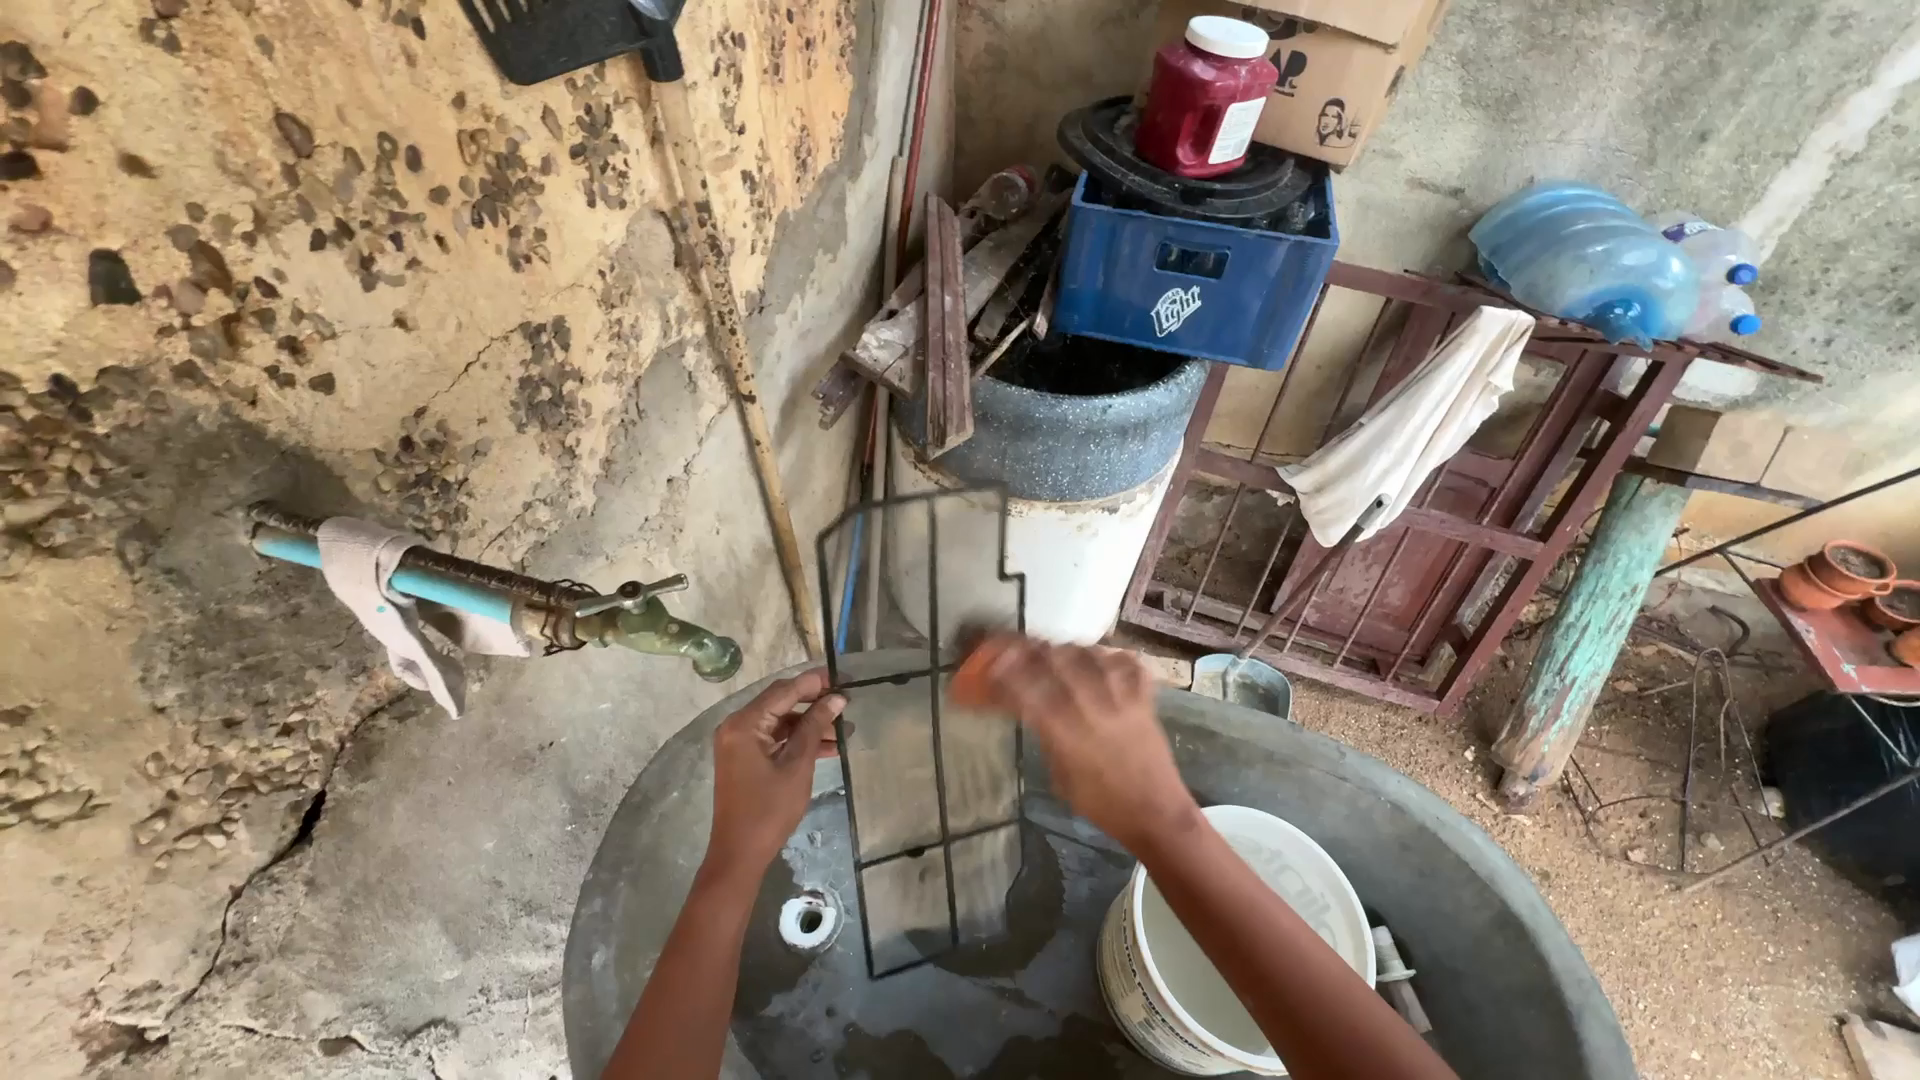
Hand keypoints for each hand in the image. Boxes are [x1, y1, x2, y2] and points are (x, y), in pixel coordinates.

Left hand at [705, 668, 844, 877]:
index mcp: (744, 724)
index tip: (842, 678)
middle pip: (780, 702)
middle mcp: (737, 726)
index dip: (814, 683)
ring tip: (845, 729)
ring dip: (810, 724)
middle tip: (846, 701)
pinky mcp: (744, 757)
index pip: (783, 691)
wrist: (740, 853)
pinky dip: (798, 740)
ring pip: (780, 721)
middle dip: (814, 702)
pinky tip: (829, 747)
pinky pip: (774, 738)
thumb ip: (815, 727)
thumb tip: (837, 699)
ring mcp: (739, 742)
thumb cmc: (769, 809)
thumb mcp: (797, 765)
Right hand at [955, 635, 1198, 853]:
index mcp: (1065, 732)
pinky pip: (1128, 663)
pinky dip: (1112, 656)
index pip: (1026, 690)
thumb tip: (1031, 709)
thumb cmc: (1100, 803)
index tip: (990, 664)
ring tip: (1055, 652)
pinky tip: (1099, 658)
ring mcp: (1122, 698)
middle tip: (1016, 648)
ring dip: (1067, 649)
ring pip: (1089, 655)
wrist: (1154, 812)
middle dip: (1030, 650)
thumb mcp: (1059, 775)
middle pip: (1055, 661)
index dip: (1005, 672)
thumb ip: (1046, 736)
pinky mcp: (1144, 698)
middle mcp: (1091, 707)